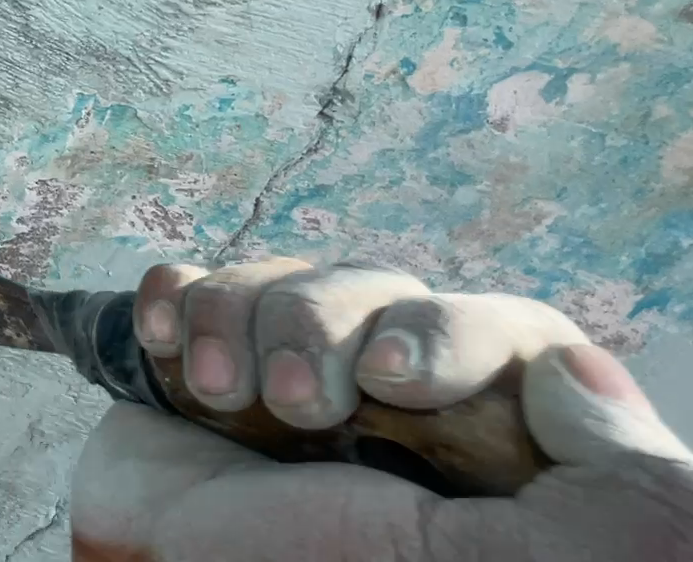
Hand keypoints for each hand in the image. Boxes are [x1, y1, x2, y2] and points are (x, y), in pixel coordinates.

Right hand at [72, 257, 692, 560]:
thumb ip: (613, 501)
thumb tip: (573, 369)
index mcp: (468, 438)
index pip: (498, 328)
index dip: (440, 332)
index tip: (390, 381)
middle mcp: (376, 388)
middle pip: (366, 286)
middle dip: (313, 335)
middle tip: (292, 410)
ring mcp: (274, 358)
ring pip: (270, 277)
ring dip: (229, 327)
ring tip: (213, 397)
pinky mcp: (194, 343)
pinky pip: (185, 279)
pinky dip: (170, 300)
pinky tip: (164, 348)